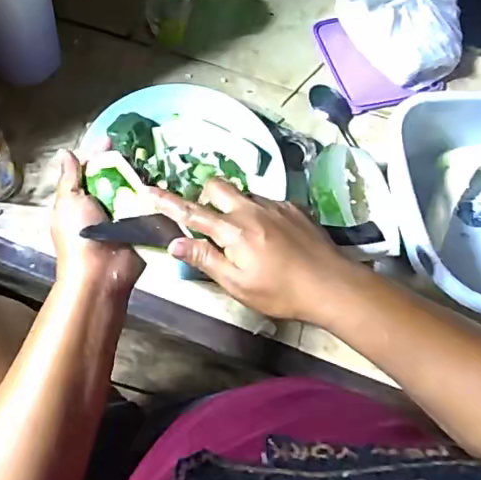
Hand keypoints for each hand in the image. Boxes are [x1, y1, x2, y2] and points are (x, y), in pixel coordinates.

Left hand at [49, 151, 144, 296]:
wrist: (100, 273)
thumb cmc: (78, 236)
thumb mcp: (68, 202)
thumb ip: (70, 177)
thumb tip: (65, 153)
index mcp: (82, 197)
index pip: (92, 169)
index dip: (100, 153)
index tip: (111, 139)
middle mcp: (104, 203)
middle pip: (116, 175)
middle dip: (125, 162)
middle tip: (139, 146)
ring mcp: (124, 213)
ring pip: (135, 187)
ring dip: (142, 175)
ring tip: (154, 158)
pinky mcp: (143, 224)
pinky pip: (150, 204)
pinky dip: (156, 193)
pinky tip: (164, 178)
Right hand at [148, 179, 357, 322]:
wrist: (332, 285)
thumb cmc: (280, 292)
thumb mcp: (237, 284)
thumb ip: (205, 258)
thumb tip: (175, 242)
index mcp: (232, 230)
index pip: (191, 212)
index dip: (167, 201)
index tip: (148, 190)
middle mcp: (250, 209)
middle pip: (216, 187)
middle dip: (205, 197)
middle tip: (211, 224)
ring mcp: (273, 204)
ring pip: (242, 194)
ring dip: (234, 208)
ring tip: (248, 239)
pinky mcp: (292, 207)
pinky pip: (265, 202)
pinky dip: (259, 214)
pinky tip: (272, 239)